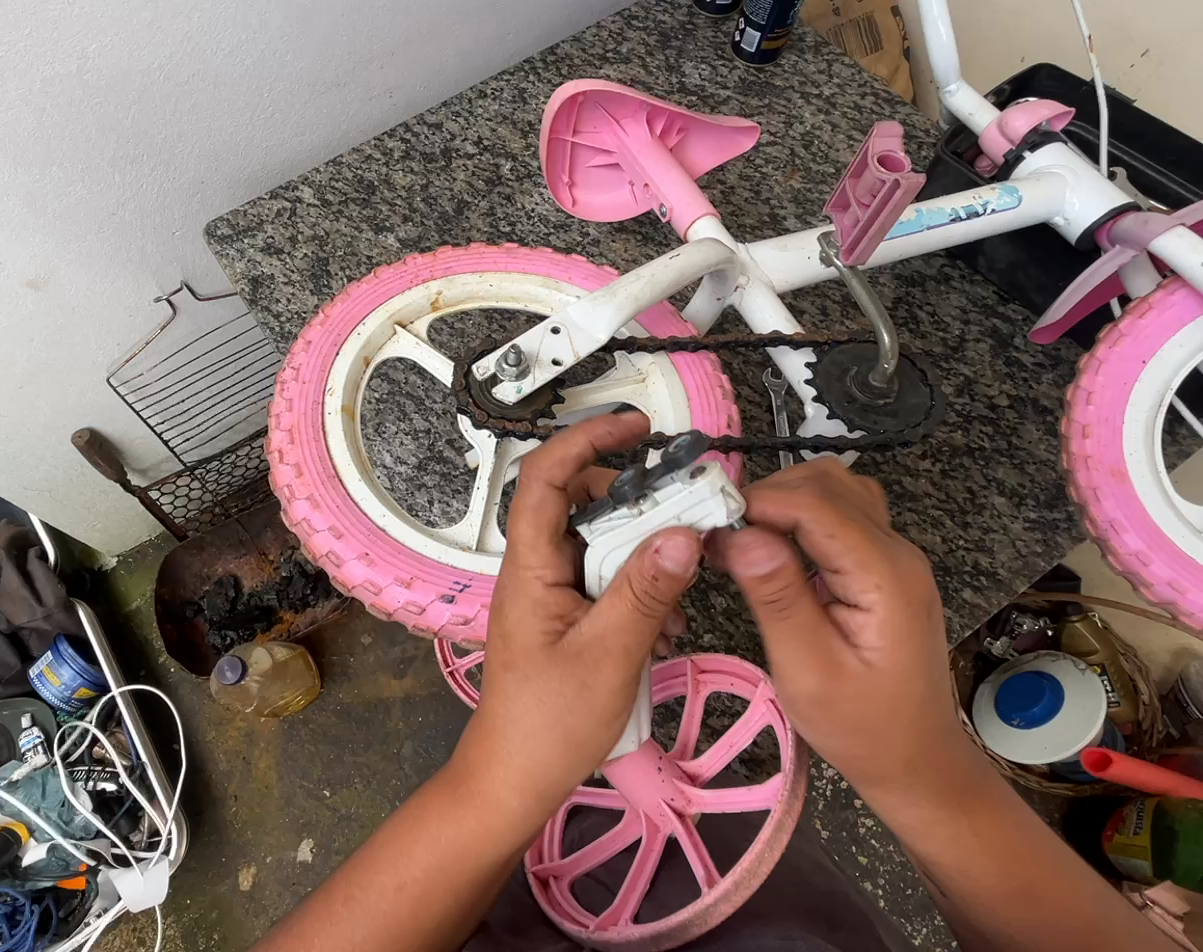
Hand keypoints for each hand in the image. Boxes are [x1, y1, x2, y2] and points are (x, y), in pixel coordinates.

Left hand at [451, 412, 703, 834]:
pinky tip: (665, 622)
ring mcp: (552, 588)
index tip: (635, 426)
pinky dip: (640, 584)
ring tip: (680, 580)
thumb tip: (684, 532)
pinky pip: (606, 575)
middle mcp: (537, 565)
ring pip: (599, 539)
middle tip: (684, 510)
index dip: (585, 440)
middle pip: (579, 501)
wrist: (518, 776)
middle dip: (633, 499)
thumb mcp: (608, 655)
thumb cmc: (550, 721)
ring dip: (643, 550)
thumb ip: (644, 592)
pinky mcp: (568, 610)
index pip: (544, 478)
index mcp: (530, 565)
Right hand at [705, 460, 977, 800]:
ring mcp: (893, 553)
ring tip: (742, 536)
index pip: (814, 502)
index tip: (710, 526)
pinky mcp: (881, 563)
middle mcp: (895, 550)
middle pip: (825, 483)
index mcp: (883, 574)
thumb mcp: (808, 670)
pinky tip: (772, 544)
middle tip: (721, 534)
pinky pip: (839, 511)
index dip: (757, 502)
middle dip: (765, 496)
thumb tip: (739, 533)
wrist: (917, 762)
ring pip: (833, 487)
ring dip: (782, 498)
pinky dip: (798, 512)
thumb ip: (777, 596)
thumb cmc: (860, 726)